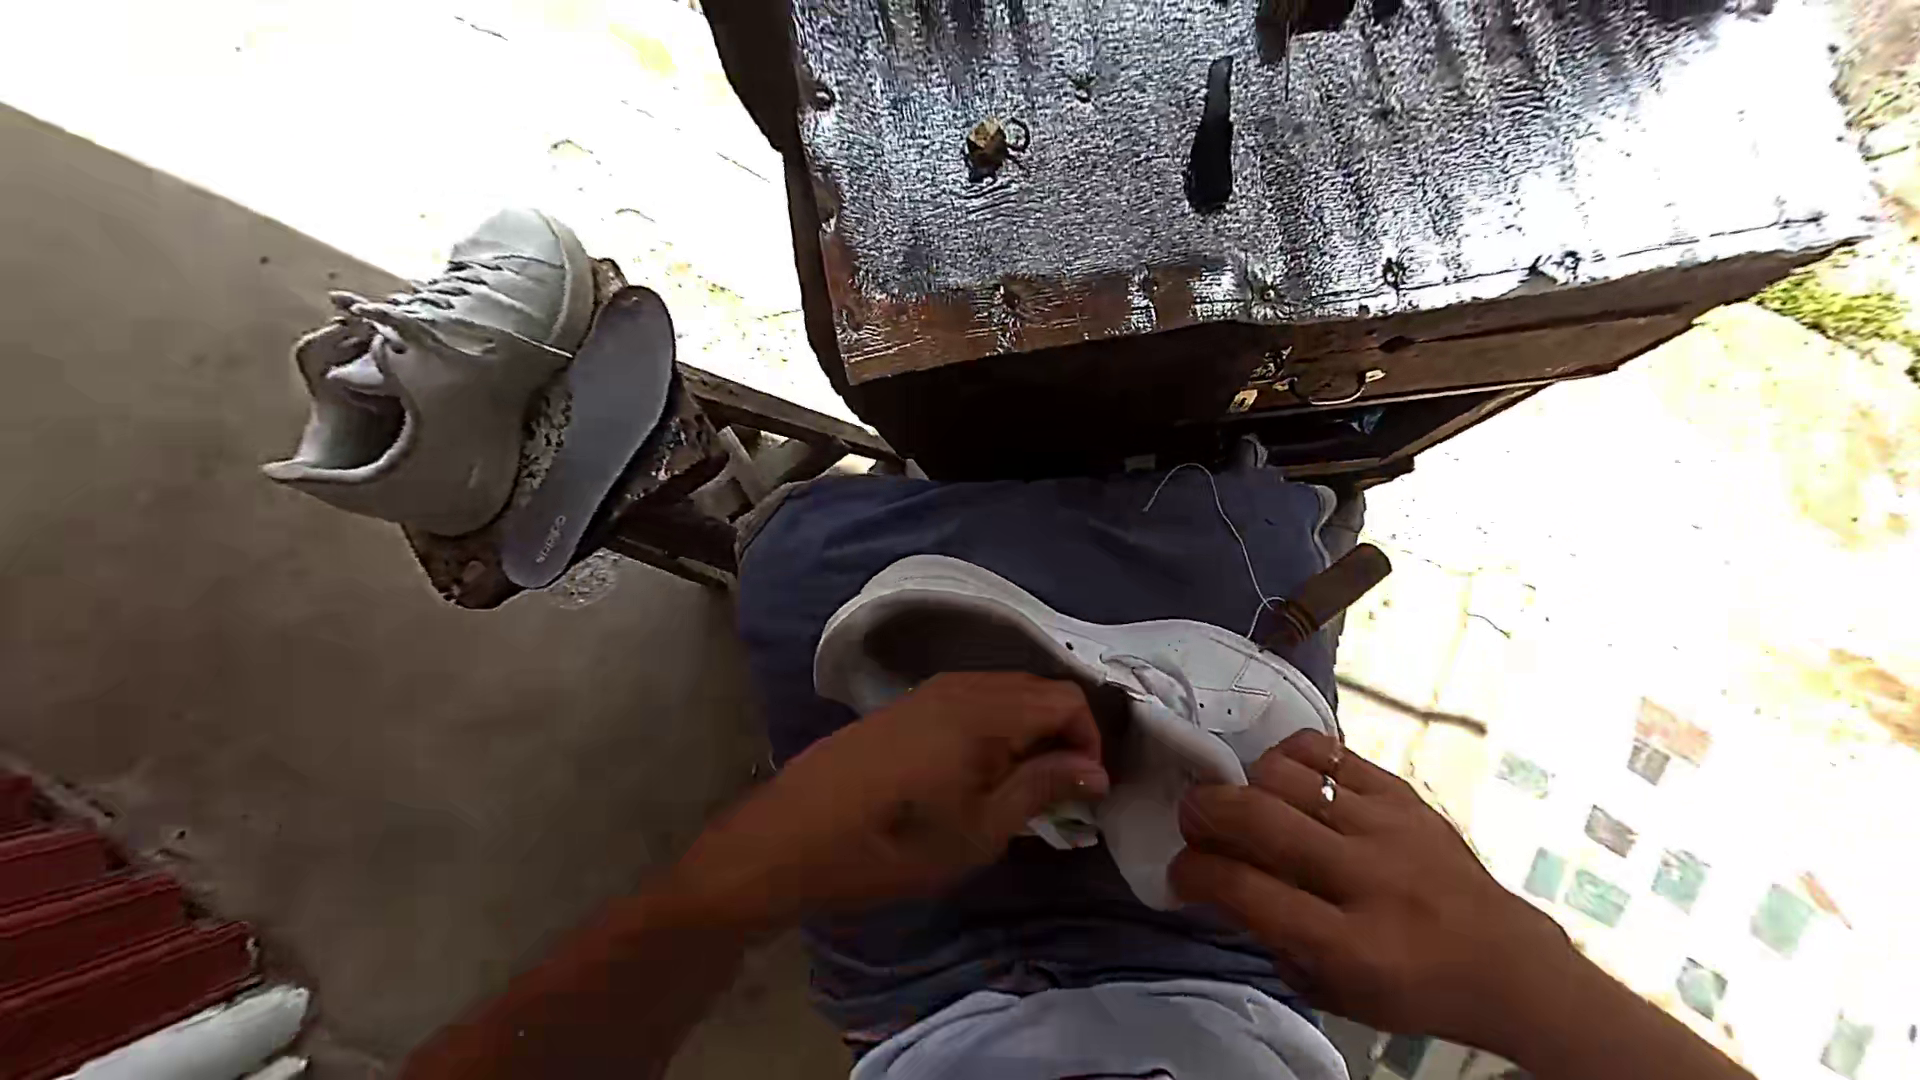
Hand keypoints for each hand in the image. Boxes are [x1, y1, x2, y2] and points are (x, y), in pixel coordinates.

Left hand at [662, 672, 1108, 930]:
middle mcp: (963, 685)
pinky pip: (972, 700)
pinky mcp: (909, 703)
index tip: (1083, 791)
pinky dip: (994, 726)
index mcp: (986, 710)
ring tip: (1020, 784)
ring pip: (1004, 694)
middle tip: (1057, 790)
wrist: (796, 833)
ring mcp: (931, 689)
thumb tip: (1094, 769)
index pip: (1065, 699)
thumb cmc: (895, 843)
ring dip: (1027, 731)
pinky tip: (978, 770)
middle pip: (1036, 690)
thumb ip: (1042, 787)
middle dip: (1061, 734)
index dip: (1088, 741)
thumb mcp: (981, 829)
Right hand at [1171, 730, 1574, 1047]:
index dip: (1196, 872)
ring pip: (1284, 774)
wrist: (1510, 966)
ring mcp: (1389, 827)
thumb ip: (1267, 934)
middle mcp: (1372, 880)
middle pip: (1261, 818)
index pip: (1249, 890)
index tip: (1179, 869)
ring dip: (1245, 783)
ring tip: (1244, 798)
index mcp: (1355, 946)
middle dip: (1205, 810)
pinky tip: (1283, 775)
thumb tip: (1211, 876)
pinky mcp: (1402, 793)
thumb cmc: (1410, 986)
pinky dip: (1288, 754)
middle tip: (1192, 818)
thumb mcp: (1335, 989)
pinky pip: (1324, 749)